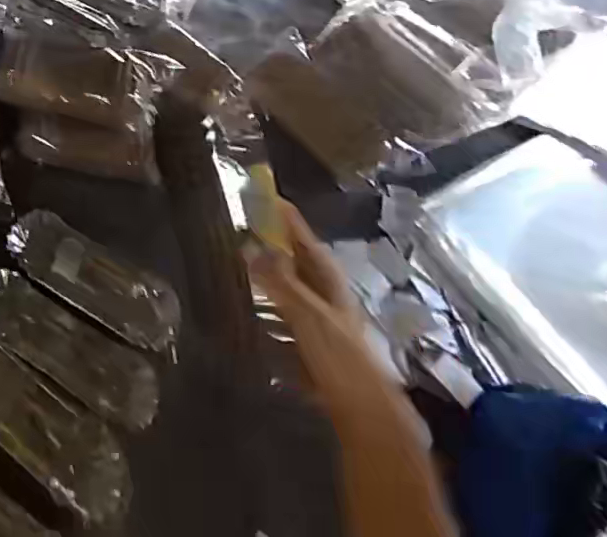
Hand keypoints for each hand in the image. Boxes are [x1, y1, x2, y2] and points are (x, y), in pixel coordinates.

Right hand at [246, 202, 406, 428]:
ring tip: (241, 261)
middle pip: (296, 259)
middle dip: (273, 241)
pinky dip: (269, 304)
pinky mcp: (312, 341)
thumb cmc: (339, 356)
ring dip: (269, 272)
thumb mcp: (308, 313)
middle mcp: (325, 291)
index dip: (284, 216)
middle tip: (245, 225)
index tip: (264, 194)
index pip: (302, 236)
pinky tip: (253, 309)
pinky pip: (285, 313)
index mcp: (327, 277)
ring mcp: (320, 317)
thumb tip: (250, 245)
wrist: (365, 412)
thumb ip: (279, 280)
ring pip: (290, 285)